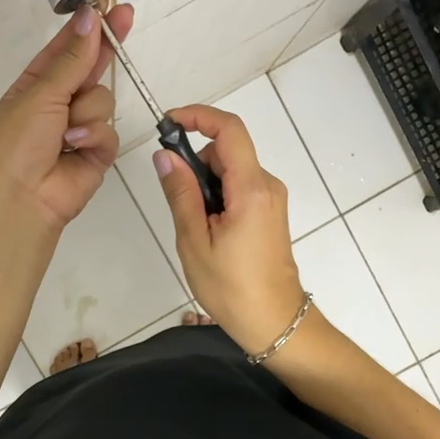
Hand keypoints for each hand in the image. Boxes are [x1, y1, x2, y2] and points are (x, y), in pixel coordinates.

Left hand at [0, 3, 134, 230]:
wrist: (23, 199)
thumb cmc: (17, 143)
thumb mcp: (39, 94)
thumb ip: (72, 60)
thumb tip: (90, 18)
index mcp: (36, 86)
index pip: (66, 50)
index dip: (87, 29)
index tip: (109, 6)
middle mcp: (59, 104)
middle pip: (92, 69)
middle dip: (105, 50)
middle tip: (126, 19)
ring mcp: (80, 129)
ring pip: (103, 100)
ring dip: (86, 113)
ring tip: (65, 135)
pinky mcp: (97, 153)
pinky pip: (108, 131)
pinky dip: (93, 138)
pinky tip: (75, 150)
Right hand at [154, 105, 305, 354]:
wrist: (274, 321)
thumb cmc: (231, 288)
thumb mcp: (195, 242)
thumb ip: (181, 194)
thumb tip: (165, 156)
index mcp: (251, 189)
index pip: (229, 129)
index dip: (198, 117)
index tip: (169, 123)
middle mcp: (267, 186)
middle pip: (228, 151)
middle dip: (196, 163)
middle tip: (177, 202)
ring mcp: (272, 200)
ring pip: (232, 172)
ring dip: (206, 186)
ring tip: (195, 229)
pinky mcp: (270, 214)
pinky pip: (240, 190)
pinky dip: (219, 199)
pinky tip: (209, 233)